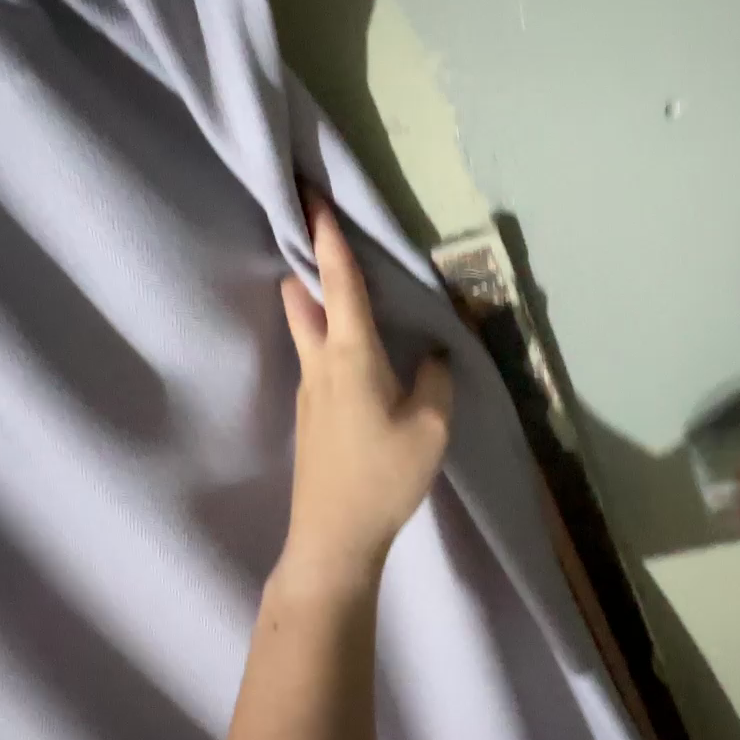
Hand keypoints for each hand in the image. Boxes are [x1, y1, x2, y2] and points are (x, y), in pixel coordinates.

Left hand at [277, 194, 453, 589]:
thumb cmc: (383, 477)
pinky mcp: (310, 414)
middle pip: (302, 298)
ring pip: (306, 329)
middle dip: (308, 263)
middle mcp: (320, 363)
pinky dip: (328, 335)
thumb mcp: (431, 426)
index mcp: (351, 355)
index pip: (339, 283)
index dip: (328, 239)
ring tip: (344, 290)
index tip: (311, 200)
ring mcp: (308, 390)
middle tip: (319, 237)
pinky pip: (316, 356)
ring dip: (318, 300)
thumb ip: (436, 379)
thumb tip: (435, 354)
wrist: (331, 540)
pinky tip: (357, 352)